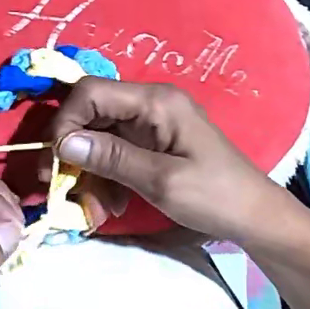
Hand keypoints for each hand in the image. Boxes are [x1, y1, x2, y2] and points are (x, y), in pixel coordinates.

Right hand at [50, 78, 309, 252]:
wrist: (254, 217)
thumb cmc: (215, 195)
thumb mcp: (162, 180)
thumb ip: (113, 159)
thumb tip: (65, 144)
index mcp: (156, 101)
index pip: (91, 92)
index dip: (66, 121)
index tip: (55, 161)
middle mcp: (149, 104)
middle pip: (91, 116)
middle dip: (74, 153)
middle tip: (60, 188)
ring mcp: (150, 125)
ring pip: (98, 139)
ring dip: (89, 174)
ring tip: (96, 211)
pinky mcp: (151, 145)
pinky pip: (114, 154)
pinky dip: (106, 179)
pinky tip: (112, 207)